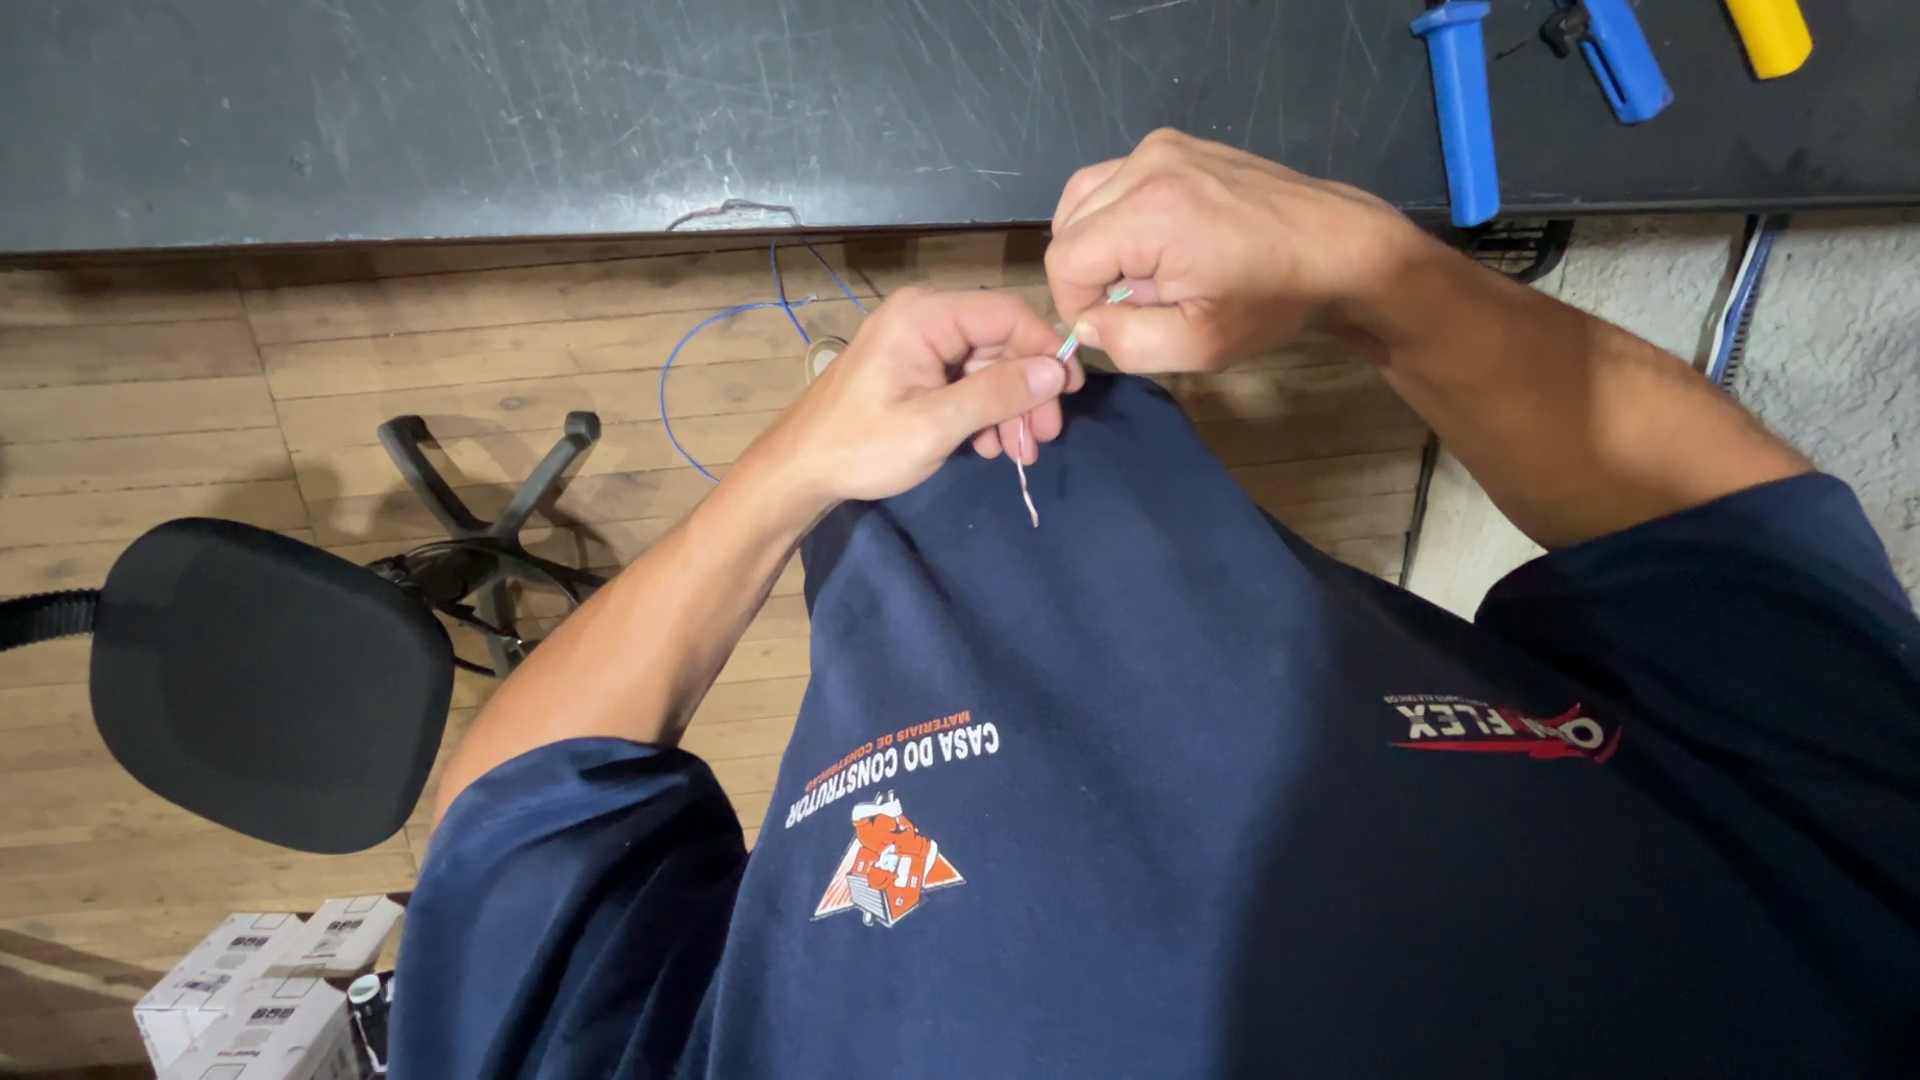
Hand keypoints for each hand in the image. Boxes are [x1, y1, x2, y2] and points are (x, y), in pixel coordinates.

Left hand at [736, 287, 1069, 516]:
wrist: (801, 469)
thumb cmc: (862, 446)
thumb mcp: (935, 425)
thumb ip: (996, 394)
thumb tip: (1055, 372)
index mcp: (925, 315)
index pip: (1007, 314)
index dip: (1045, 350)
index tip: (1068, 394)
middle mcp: (924, 317)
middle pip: (1000, 342)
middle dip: (1026, 391)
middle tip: (1043, 437)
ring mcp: (918, 343)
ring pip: (986, 367)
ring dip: (1008, 409)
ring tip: (1019, 453)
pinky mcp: (914, 369)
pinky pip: (963, 381)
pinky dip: (982, 412)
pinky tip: (989, 445)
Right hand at [1046, 128, 1439, 372]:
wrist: (1339, 249)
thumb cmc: (1271, 302)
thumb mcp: (1196, 346)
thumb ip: (1124, 342)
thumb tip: (1084, 322)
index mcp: (1152, 214)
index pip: (1063, 260)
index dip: (1074, 304)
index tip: (1110, 324)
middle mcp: (1148, 165)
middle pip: (1066, 228)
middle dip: (1086, 276)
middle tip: (1134, 301)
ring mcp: (1161, 146)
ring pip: (1080, 202)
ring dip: (1094, 246)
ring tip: (1139, 272)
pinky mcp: (1174, 144)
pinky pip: (1109, 183)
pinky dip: (1112, 219)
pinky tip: (1149, 244)